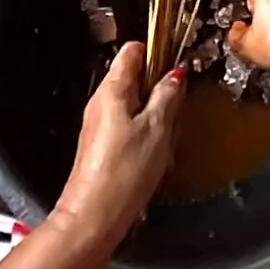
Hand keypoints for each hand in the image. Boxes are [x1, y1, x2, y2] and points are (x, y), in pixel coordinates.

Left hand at [54, 42, 184, 241]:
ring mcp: (99, 121)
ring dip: (155, 118)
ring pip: (135, 104)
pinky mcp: (101, 144)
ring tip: (167, 142)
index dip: (157, 53)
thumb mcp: (157, 129)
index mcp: (112, 88)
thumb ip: (168, 96)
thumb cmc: (125, 172)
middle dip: (160, 92)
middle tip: (175, 114)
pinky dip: (145, 135)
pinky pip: (128, 126)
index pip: (133, 50)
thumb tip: (176, 73)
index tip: (175, 72)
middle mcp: (101, 99)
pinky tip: (155, 159)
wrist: (92, 218)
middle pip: (136, 77)